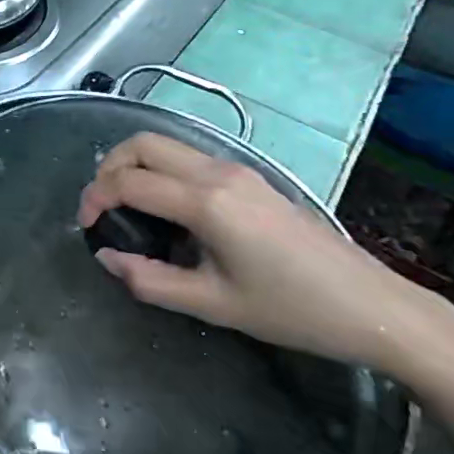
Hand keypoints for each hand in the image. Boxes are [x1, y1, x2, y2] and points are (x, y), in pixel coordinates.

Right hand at [76, 132, 450, 371]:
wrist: (368, 302)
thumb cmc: (291, 310)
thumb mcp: (214, 304)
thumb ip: (152, 280)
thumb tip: (108, 257)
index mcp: (206, 201)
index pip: (131, 182)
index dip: (97, 198)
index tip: (85, 226)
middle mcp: (216, 171)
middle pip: (143, 143)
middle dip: (110, 167)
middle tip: (99, 206)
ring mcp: (235, 168)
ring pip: (166, 144)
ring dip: (135, 164)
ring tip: (124, 205)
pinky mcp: (248, 175)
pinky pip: (189, 157)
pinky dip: (161, 169)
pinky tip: (164, 207)